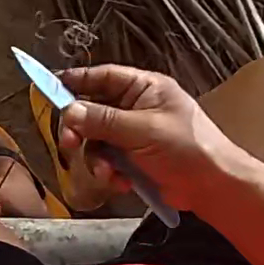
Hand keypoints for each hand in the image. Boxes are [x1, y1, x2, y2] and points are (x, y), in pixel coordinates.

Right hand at [57, 65, 251, 212]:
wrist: (213, 187)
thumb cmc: (188, 149)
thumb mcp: (143, 130)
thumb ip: (103, 121)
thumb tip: (69, 111)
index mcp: (145, 89)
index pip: (103, 77)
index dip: (77, 81)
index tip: (50, 87)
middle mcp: (136, 108)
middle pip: (92, 112)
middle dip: (80, 130)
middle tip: (69, 143)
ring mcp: (133, 135)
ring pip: (96, 141)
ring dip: (96, 160)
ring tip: (108, 173)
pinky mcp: (133, 160)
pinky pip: (107, 162)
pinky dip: (109, 174)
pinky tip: (121, 183)